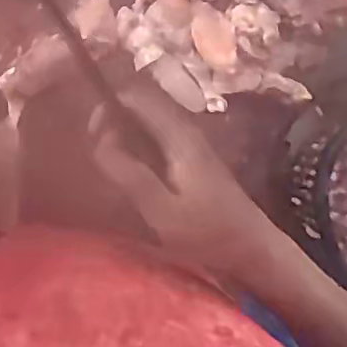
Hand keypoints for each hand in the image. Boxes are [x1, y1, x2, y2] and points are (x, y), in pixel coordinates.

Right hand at [90, 83, 280, 280]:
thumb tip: (98, 139)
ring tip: (105, 154)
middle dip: (111, 116)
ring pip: (146, 117)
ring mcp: (190, 140)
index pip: (135, 95)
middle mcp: (184, 127)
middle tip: (94, 145)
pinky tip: (127, 164)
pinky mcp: (191, 155)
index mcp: (177, 134)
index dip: (107, 105)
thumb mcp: (160, 209)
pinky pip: (154, 133)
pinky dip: (134, 140)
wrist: (255, 251)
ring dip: (122, 128)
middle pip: (140, 102)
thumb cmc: (208, 233)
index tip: (91, 134)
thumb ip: (128, 171)